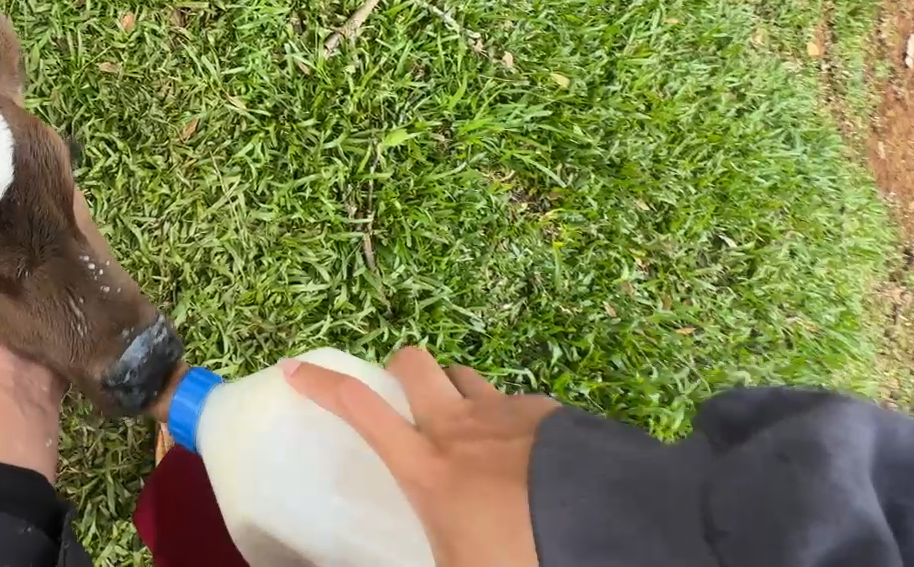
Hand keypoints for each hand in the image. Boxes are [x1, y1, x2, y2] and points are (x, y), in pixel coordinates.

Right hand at [282, 347, 557, 566]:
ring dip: (457, 392)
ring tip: (472, 428)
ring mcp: (505, 415)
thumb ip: (433, 558)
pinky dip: (514, 420)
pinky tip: (533, 455)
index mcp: (426, 468)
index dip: (322, 384)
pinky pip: (518, 403)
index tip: (295, 368)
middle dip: (401, 369)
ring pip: (464, 375)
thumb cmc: (523, 560)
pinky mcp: (550, 416)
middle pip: (413, 365)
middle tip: (406, 396)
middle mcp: (456, 428)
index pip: (359, 408)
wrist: (618, 537)